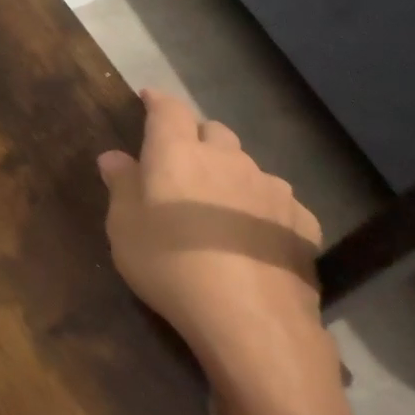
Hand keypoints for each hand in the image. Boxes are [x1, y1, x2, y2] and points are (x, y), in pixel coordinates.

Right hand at [97, 89, 335, 389]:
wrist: (248, 315)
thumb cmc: (167, 262)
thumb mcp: (123, 227)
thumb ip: (121, 186)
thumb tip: (115, 157)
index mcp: (178, 153)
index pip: (168, 110)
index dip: (157, 101)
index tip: (147, 98)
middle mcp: (229, 159)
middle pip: (214, 132)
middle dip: (196, 138)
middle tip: (178, 161)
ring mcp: (271, 188)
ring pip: (247, 167)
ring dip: (229, 174)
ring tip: (216, 205)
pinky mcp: (300, 221)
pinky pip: (274, 201)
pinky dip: (257, 207)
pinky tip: (248, 235)